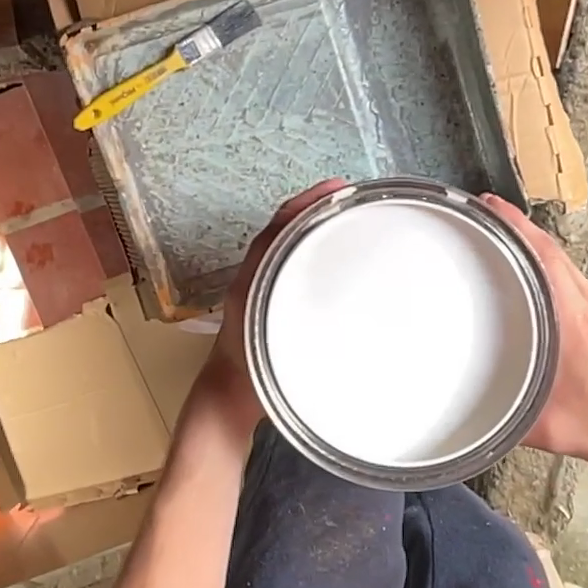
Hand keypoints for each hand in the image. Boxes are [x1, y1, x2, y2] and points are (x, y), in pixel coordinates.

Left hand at [184, 179, 349, 435]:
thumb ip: (286, 309)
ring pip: (295, 246)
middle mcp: (260, 271)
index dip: (309, 202)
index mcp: (255, 271)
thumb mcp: (267, 333)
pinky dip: (318, 253)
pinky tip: (342, 261)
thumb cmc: (248, 370)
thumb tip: (320, 276)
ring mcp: (268, 287)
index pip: (282, 222)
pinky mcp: (277, 303)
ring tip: (355, 221)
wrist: (229, 398)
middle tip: (358, 200)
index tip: (342, 188)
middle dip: (321, 209)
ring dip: (321, 228)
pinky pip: (298, 267)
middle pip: (291, 228)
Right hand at [479, 194, 587, 482]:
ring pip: (564, 264)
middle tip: (490, 216)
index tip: (490, 206)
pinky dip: (550, 271)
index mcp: (573, 318)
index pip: (540, 254)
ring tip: (507, 243)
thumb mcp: (548, 427)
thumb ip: (506, 420)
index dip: (512, 224)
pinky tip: (537, 286)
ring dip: (535, 247)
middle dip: (517, 227)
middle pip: (551, 249)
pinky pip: (574, 282)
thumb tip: (476, 418)